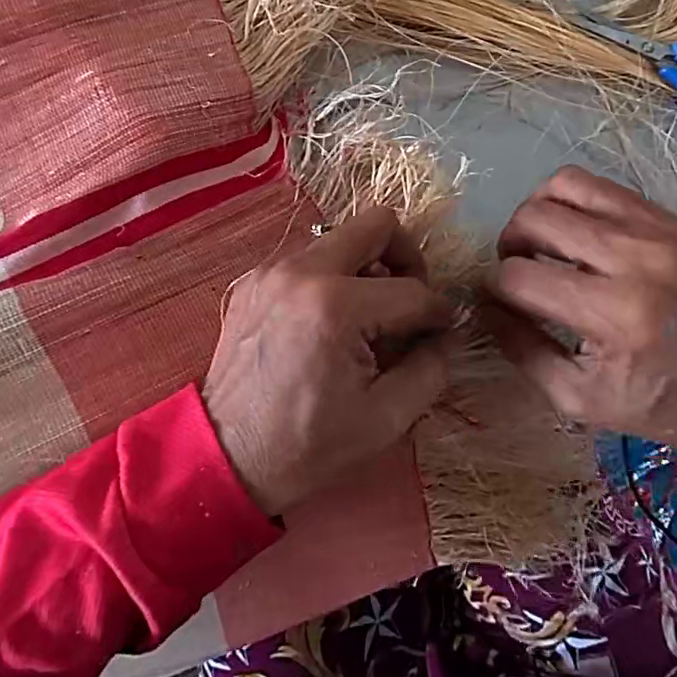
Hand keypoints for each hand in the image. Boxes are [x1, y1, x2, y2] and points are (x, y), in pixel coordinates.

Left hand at [203, 208, 458, 515]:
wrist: (229, 451)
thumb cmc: (309, 443)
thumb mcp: (387, 417)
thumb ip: (431, 366)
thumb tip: (447, 334)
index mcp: (335, 304)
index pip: (412, 289)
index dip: (439, 313)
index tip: (442, 332)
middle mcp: (299, 271)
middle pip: (374, 225)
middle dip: (404, 257)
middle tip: (407, 302)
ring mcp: (269, 271)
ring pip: (336, 241)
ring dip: (363, 269)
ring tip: (365, 321)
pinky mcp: (250, 282)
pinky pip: (304, 262)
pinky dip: (327, 280)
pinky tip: (326, 325)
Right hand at [486, 167, 676, 470]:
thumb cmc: (659, 404)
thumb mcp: (576, 398)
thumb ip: (518, 346)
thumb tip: (481, 302)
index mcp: (616, 317)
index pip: (517, 277)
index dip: (494, 291)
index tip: (502, 305)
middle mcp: (638, 264)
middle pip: (532, 221)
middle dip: (508, 248)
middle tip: (519, 273)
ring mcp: (658, 233)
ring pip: (557, 189)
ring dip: (533, 217)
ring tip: (542, 247)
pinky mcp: (669, 220)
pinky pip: (592, 183)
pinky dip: (565, 201)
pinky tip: (571, 234)